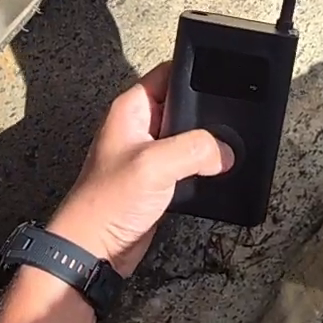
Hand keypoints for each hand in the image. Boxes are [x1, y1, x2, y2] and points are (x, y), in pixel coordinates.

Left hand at [48, 64, 232, 275]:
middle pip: (184, 104)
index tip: (223, 77)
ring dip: (206, 144)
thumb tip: (224, 152)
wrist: (94, 251)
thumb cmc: (106, 203)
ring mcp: (150, 152)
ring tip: (224, 150)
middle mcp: (140, 125)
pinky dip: (203, 166)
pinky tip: (214, 172)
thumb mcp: (155, 164)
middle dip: (207, 113)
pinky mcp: (159, 177)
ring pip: (189, 135)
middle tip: (229, 121)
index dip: (194, 72)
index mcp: (132, 108)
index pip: (168, 72)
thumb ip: (195, 149)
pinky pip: (189, 162)